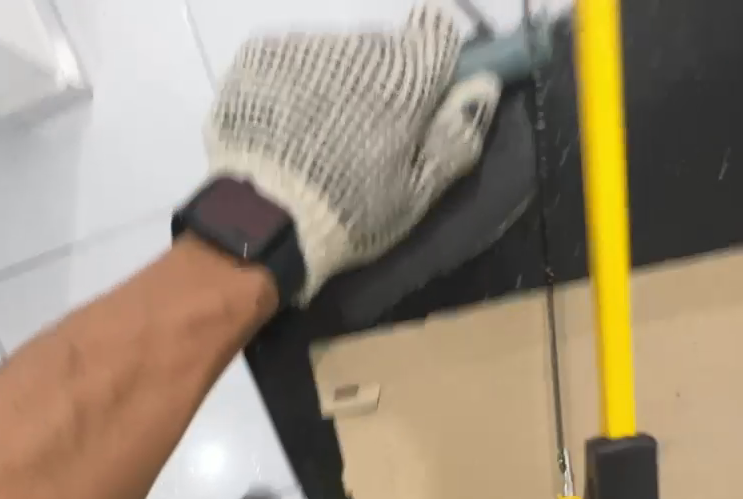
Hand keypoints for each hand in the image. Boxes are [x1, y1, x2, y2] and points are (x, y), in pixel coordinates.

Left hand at [206, 4, 501, 302]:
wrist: (265, 220)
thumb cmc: (350, 213)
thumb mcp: (416, 193)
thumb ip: (455, 137)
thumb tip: (485, 88)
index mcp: (405, 74)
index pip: (436, 35)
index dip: (432, 70)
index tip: (421, 105)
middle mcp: (357, 44)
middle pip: (381, 52)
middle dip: (379, 87)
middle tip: (362, 144)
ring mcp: (303, 45)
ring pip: (334, 58)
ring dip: (334, 88)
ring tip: (317, 143)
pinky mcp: (258, 54)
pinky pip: (290, 64)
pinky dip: (292, 90)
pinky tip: (285, 133)